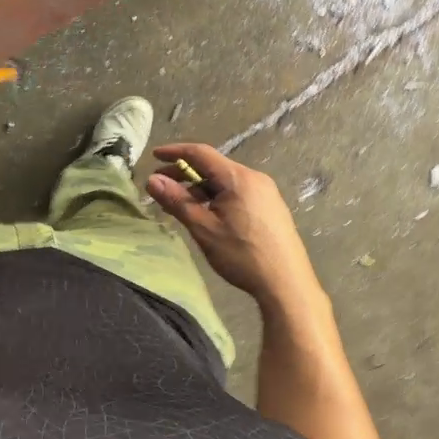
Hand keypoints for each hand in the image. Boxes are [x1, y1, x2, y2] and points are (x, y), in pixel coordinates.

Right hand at [145, 143, 316, 305]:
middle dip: (184, 173)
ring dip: (199, 188)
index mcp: (238, 178)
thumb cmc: (242, 255)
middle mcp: (254, 178)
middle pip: (213, 166)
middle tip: (160, 185)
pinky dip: (216, 197)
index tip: (154, 156)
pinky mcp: (271, 208)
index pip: (201, 153)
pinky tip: (206, 214)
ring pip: (224, 181)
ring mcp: (266, 193)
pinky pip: (237, 192)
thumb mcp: (203, 228)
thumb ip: (177, 200)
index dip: (175, 152)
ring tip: (180, 205)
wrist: (287, 285)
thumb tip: (152, 180)